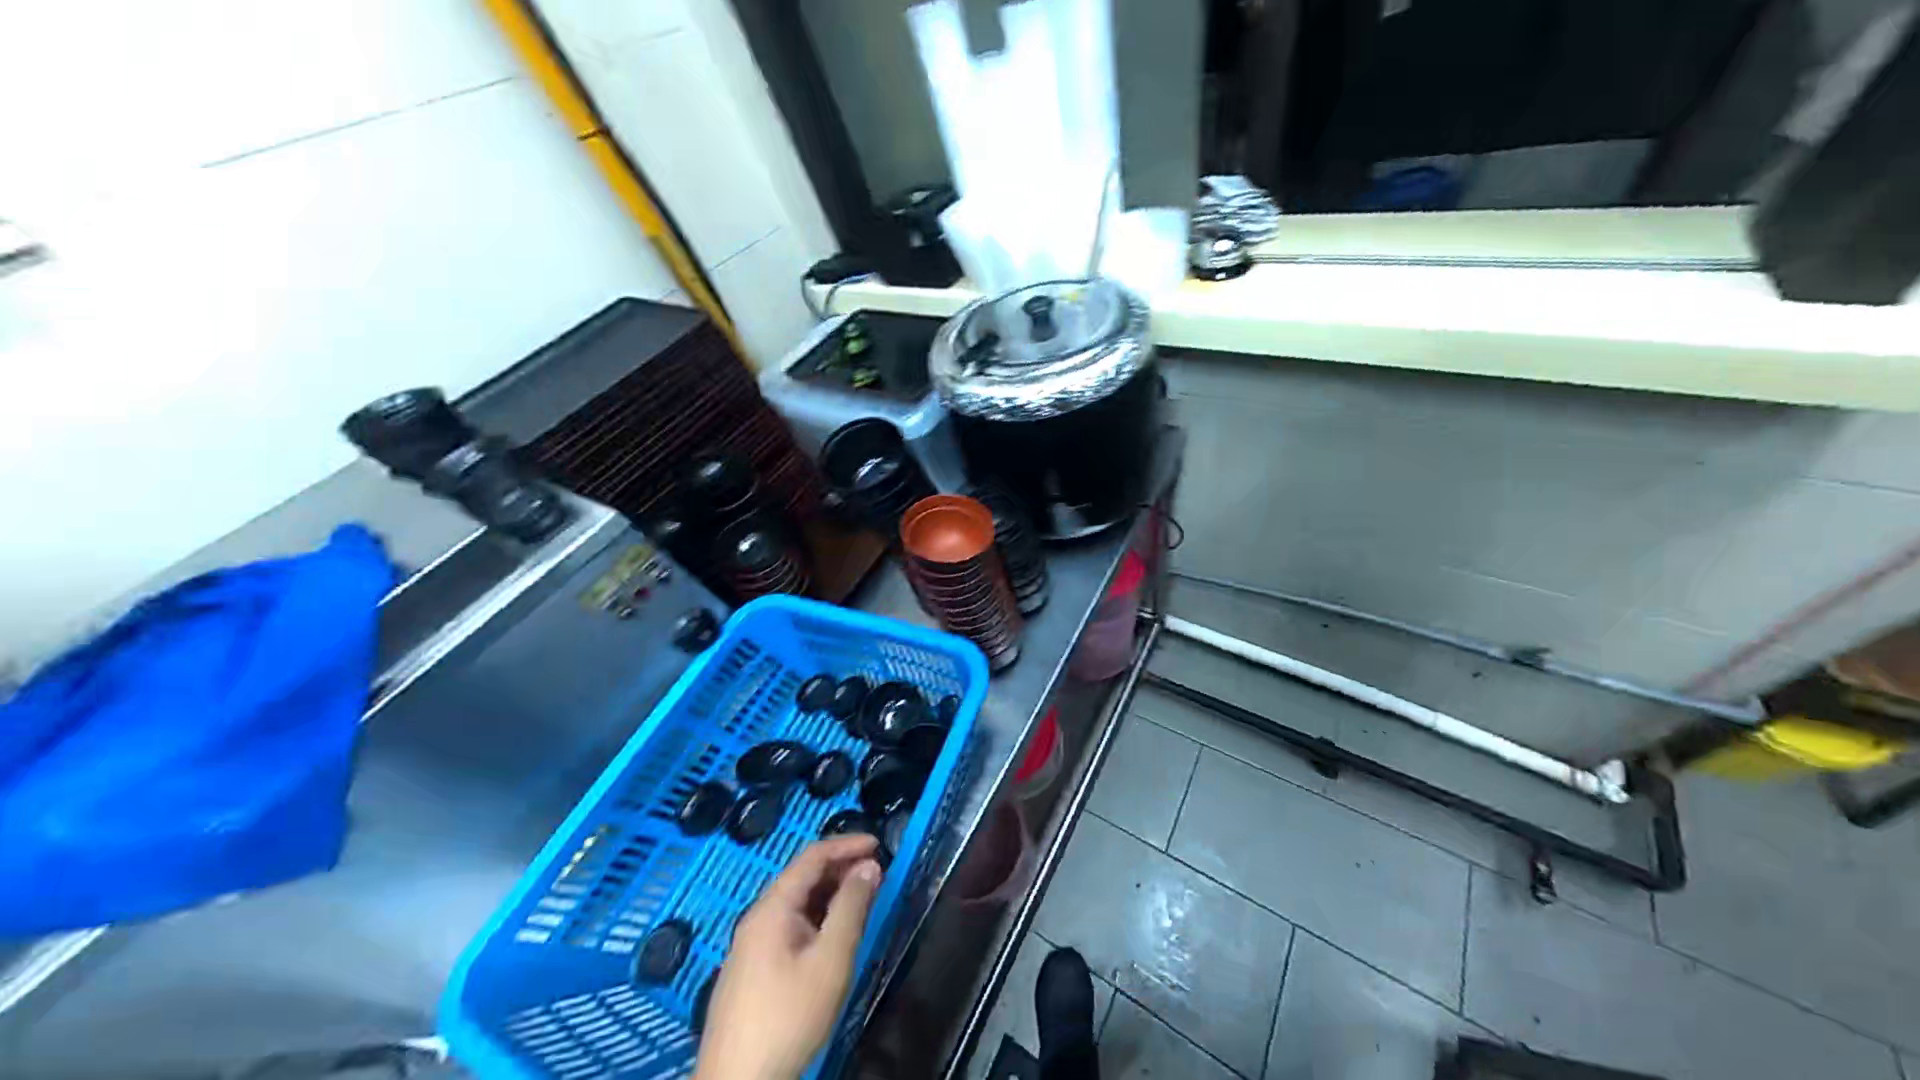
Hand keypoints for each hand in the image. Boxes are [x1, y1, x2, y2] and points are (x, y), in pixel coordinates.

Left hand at [694, 834, 883, 1079]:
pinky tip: (834, 935)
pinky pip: (789, 925)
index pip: (812, 856)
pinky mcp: (753, 970)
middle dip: (841, 869)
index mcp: (773, 907)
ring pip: (796, 904)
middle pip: (802, 877)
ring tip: (864, 900)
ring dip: (831, 894)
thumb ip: (851, 909)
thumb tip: (868, 867)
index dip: (846, 845)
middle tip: (878, 875)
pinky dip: (817, 917)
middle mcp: (758, 917)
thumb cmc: (788, 1016)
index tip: (879, 844)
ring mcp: (752, 944)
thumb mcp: (830, 960)